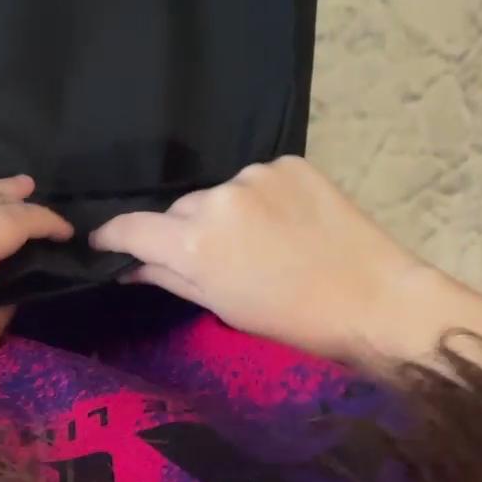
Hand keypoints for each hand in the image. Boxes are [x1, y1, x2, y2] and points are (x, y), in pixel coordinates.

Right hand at [90, 156, 455, 363]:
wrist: (377, 301)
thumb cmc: (292, 318)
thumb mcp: (222, 306)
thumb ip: (168, 278)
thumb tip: (130, 266)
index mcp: (195, 243)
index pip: (131, 228)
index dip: (111, 236)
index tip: (103, 242)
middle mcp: (217, 200)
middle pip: (178, 210)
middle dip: (183, 231)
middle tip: (212, 258)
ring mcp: (255, 176)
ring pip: (217, 194)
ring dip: (224, 214)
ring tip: (259, 240)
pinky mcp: (288, 163)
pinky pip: (255, 180)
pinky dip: (259, 199)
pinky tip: (286, 222)